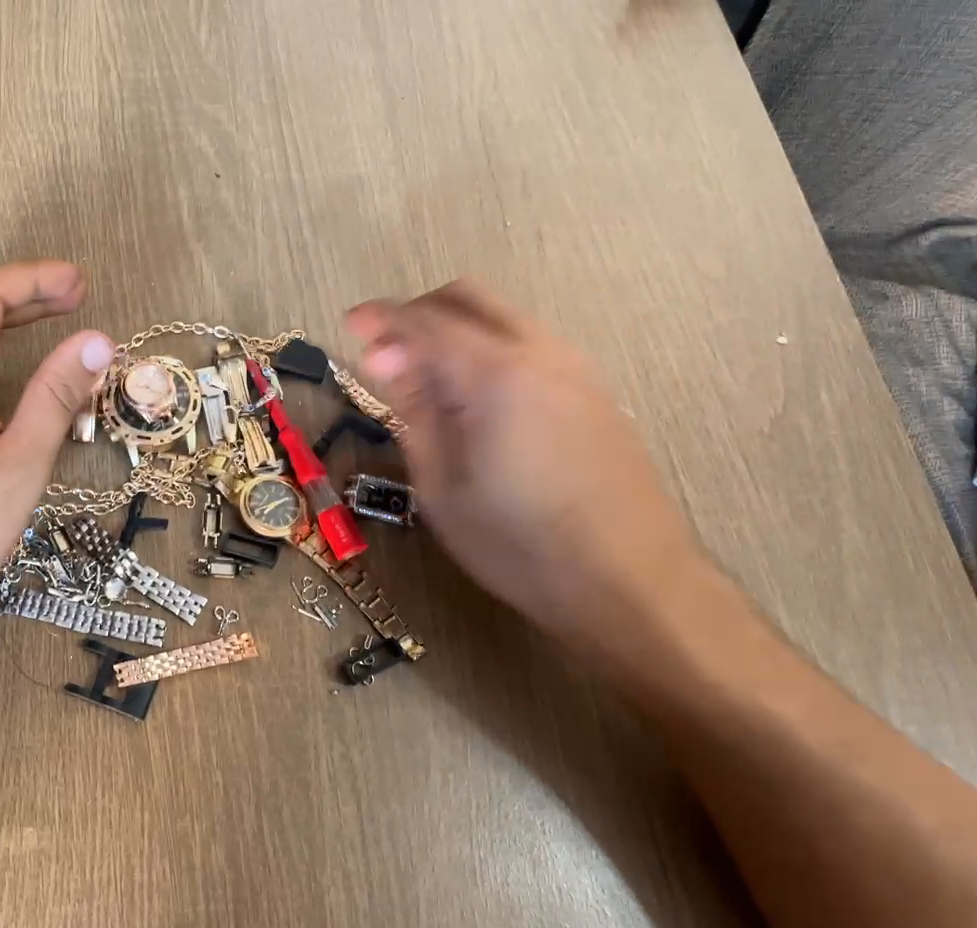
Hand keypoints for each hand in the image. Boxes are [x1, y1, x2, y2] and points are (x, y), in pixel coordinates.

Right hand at [345, 279, 701, 644]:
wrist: (628, 579)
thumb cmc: (517, 546)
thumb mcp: (442, 487)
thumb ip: (413, 412)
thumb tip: (385, 358)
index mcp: (495, 375)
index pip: (424, 321)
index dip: (379, 318)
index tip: (349, 326)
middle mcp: (540, 353)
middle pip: (468, 298)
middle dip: (417, 312)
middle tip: (382, 351)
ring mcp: (575, 368)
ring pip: (502, 318)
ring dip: (454, 331)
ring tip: (422, 382)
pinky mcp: (593, 391)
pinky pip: (528, 345)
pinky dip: (487, 350)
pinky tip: (472, 400)